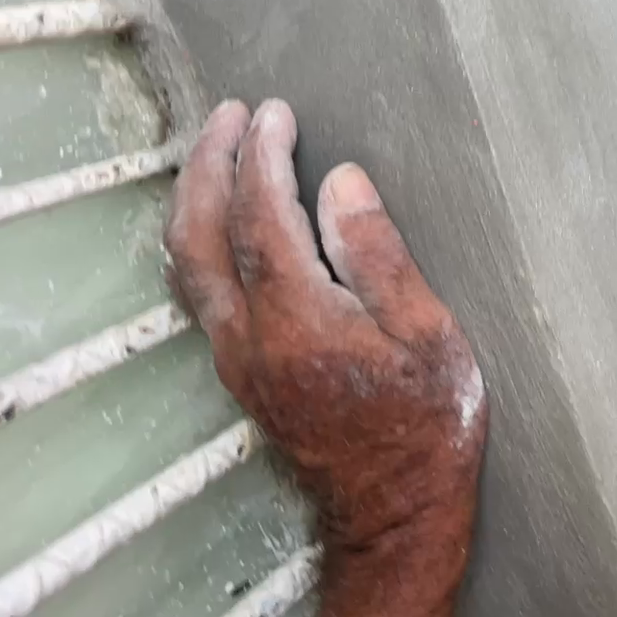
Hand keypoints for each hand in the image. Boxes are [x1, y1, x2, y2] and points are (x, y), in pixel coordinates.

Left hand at [165, 100, 486, 616]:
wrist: (395, 504)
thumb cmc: (429, 414)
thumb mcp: (426, 331)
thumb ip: (378, 255)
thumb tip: (342, 182)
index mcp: (300, 316)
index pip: (263, 216)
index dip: (262, 156)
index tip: (273, 112)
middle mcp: (250, 334)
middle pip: (202, 235)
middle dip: (208, 165)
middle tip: (228, 115)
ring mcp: (238, 357)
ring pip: (187, 265)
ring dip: (193, 199)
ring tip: (211, 153)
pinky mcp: (243, 372)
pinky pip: (199, 290)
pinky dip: (199, 237)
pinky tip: (219, 224)